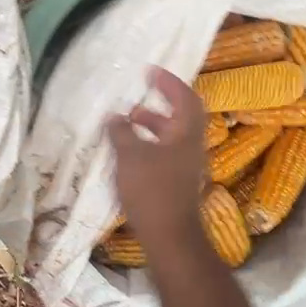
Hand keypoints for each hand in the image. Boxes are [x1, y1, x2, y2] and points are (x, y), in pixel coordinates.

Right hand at [107, 67, 206, 247]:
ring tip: (124, 127)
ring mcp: (184, 167)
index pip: (184, 98)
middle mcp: (190, 147)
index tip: (150, 72)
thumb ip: (121, 132)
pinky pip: (163, 155)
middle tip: (135, 102)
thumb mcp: (130, 156)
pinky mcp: (175, 184)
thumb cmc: (151, 189)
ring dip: (150, 128)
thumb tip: (115, 116)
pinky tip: (127, 155)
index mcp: (186, 134)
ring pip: (170, 138)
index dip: (169, 83)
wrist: (168, 234)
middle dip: (157, 107)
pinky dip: (147, 147)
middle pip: (180, 118)